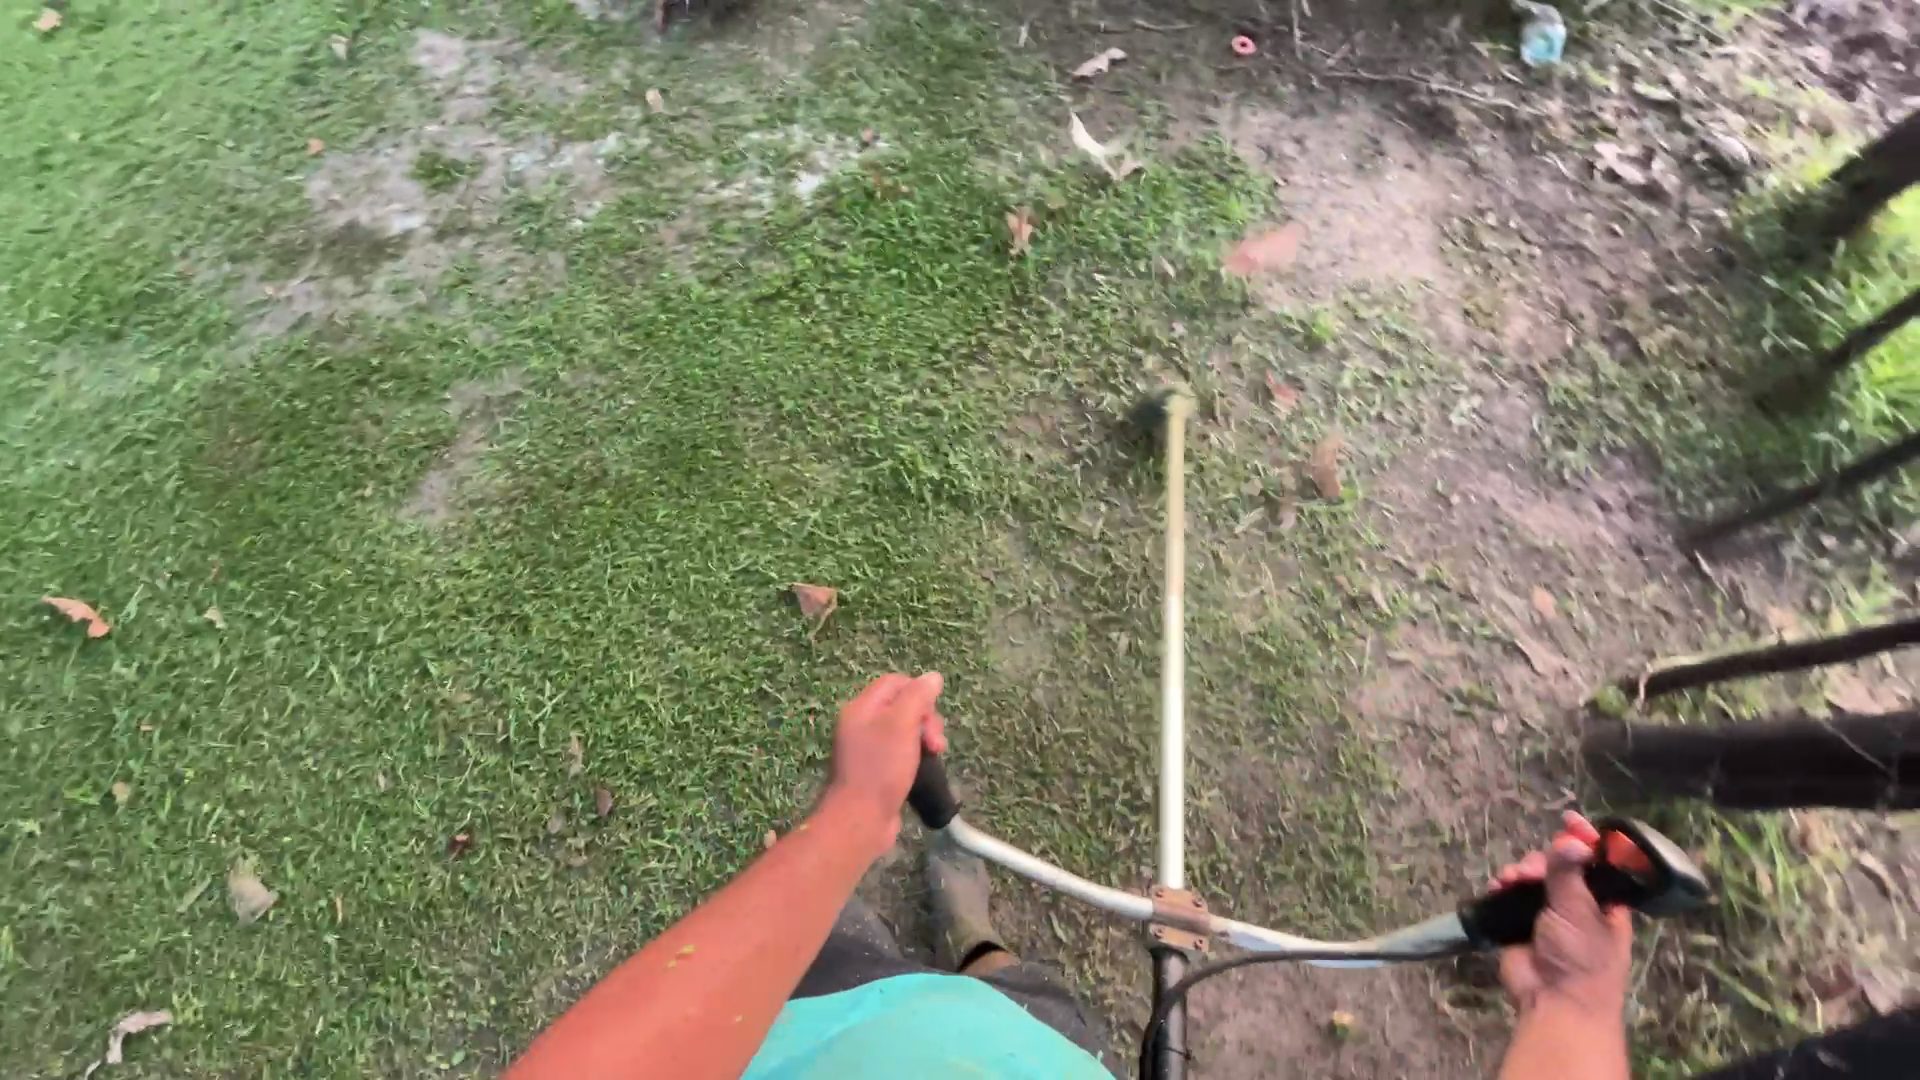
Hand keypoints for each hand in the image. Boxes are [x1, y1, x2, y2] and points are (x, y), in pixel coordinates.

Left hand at [822, 673, 948, 850]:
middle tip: (935, 742)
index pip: (894, 683)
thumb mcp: (902, 724)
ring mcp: (867, 749)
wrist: (861, 819)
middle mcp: (861, 724)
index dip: (919, 692)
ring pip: (905, 730)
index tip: (932, 713)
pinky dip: (915, 755)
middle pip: (902, 706)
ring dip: (924, 738)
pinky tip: (925, 767)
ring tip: (935, 755)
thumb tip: (933, 677)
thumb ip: (918, 696)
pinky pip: (900, 751)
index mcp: (861, 708)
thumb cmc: (881, 767)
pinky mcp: (875, 770)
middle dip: (925, 719)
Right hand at [1491, 811, 1633, 1016]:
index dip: (1585, 840)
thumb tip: (1571, 836)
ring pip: (1531, 876)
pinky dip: (1503, 886)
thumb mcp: (1579, 911)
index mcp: (1606, 903)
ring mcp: (1549, 912)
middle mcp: (1578, 904)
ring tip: (1510, 882)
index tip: (1569, 820)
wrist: (1554, 998)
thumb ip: (1569, 872)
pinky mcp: (1521, 920)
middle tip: (1532, 870)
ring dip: (1519, 872)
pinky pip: (1510, 892)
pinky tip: (1498, 888)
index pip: (1598, 862)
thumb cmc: (1582, 957)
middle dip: (1541, 861)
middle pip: (1558, 864)